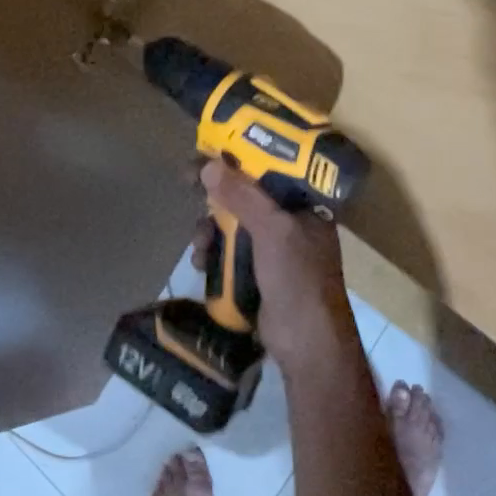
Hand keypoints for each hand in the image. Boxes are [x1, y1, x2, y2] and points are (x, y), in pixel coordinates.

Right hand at [196, 160, 361, 376]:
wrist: (308, 346)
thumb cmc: (299, 279)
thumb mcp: (272, 231)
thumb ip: (242, 197)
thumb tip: (209, 166)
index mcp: (305, 204)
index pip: (271, 167)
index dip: (240, 156)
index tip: (210, 150)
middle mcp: (291, 221)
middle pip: (246, 194)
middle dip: (217, 194)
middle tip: (188, 183)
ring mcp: (274, 249)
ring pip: (233, 223)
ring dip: (210, 228)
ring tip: (200, 243)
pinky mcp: (258, 273)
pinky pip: (229, 251)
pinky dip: (213, 253)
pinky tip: (201, 263)